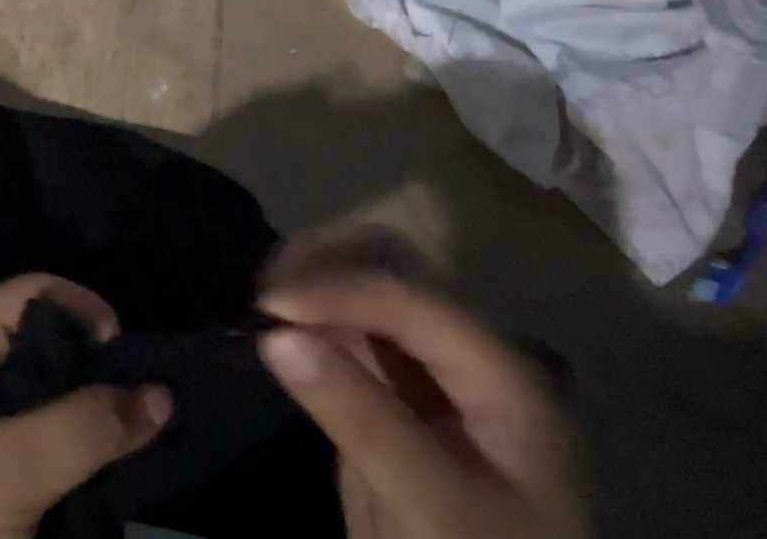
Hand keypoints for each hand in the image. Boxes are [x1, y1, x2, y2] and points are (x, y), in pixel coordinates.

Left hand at [0, 274, 173, 538]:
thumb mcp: (12, 468)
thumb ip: (86, 427)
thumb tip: (162, 393)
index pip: (30, 293)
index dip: (82, 307)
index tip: (125, 355)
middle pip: (42, 341)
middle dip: (95, 365)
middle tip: (143, 403)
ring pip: (45, 393)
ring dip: (89, 410)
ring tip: (135, 435)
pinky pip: (39, 436)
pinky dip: (74, 445)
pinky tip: (105, 465)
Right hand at [258, 274, 591, 538]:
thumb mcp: (429, 505)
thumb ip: (360, 418)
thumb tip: (275, 336)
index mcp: (503, 371)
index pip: (412, 296)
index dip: (336, 287)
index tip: (265, 305)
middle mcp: (473, 347)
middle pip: (397, 262)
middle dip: (324, 261)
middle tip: (264, 292)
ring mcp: (437, 363)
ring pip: (371, 277)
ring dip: (314, 275)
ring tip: (265, 302)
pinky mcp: (399, 381)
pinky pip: (354, 318)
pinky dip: (313, 308)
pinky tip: (280, 321)